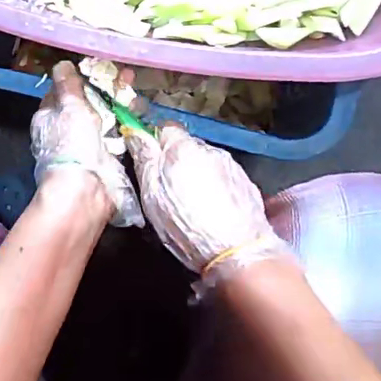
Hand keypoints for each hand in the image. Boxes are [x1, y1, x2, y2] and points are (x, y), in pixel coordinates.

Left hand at [30, 62, 143, 227]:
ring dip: (123, 102)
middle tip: (128, 75)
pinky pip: (120, 133)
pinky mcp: (108, 156)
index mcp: (50, 116)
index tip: (100, 65)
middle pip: (90, 101)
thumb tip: (62, 65)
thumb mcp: (69, 107)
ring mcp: (89, 143)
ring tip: (137, 93)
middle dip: (108, 87)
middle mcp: (68, 129)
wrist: (86, 190)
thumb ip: (68, 85)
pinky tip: (142, 112)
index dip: (82, 76)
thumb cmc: (72, 144)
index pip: (64, 90)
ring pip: (107, 116)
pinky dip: (130, 122)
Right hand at [126, 123, 291, 287]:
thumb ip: (144, 160)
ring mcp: (230, 165)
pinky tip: (211, 208)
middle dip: (175, 161)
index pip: (165, 128)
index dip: (155, 144)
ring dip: (196, 173)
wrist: (236, 252)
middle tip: (167, 189)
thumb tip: (134, 134)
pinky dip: (214, 186)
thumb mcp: (152, 195)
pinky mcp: (245, 182)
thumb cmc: (186, 226)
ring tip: (192, 202)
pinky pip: (222, 175)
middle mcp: (208, 150)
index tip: (149, 163)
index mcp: (182, 149)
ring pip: (204, 161)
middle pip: (186, 146)